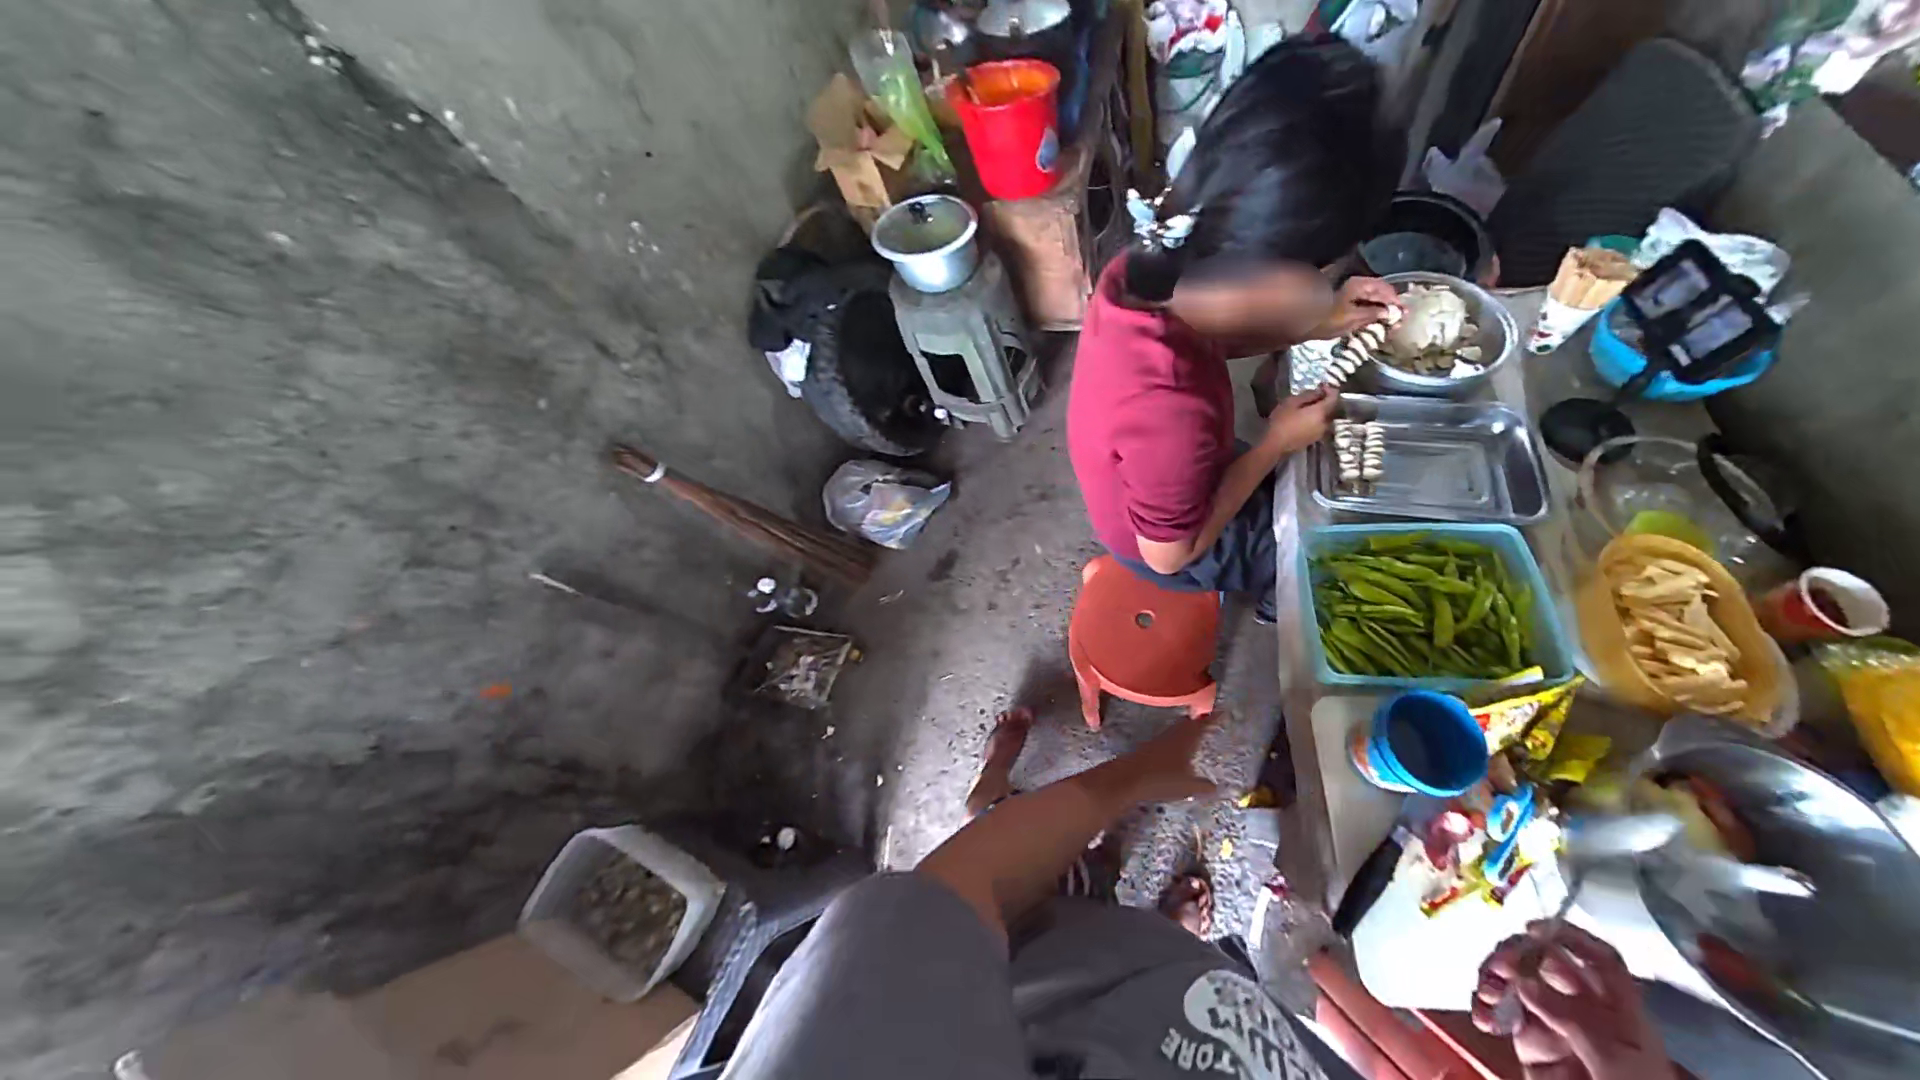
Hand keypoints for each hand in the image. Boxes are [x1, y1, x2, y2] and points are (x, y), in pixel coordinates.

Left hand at [1107, 711, 1220, 804]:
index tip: (1222, 711)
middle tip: (1208, 720)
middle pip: (1187, 724)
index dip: (1212, 718)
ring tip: (1195, 732)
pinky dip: (1175, 739)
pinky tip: (1176, 749)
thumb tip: (1216, 787)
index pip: (1201, 725)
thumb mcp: (1188, 787)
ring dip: (1185, 729)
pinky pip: (1167, 739)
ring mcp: (1158, 740)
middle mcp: (1172, 735)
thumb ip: (1203, 786)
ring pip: (1176, 730)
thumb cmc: (1162, 780)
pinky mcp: (1147, 748)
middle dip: (1198, 721)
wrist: (1128, 778)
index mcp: (1185, 739)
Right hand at [1260, 387, 1340, 454]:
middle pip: (1331, 408)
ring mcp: (1321, 432)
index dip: (1330, 389)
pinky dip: (1315, 420)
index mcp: (1321, 411)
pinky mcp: (1314, 439)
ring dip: (1319, 412)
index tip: (1321, 386)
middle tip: (1313, 397)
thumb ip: (1307, 395)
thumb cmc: (1281, 422)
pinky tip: (1304, 420)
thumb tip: (1319, 391)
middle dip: (1324, 401)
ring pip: (1325, 418)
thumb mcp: (1291, 403)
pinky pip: (1319, 426)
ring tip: (1307, 409)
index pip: (1334, 397)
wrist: (1275, 446)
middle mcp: (1326, 422)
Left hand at [1306, 277, 1400, 339]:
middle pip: (1376, 294)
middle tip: (1396, 322)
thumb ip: (1372, 314)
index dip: (1396, 303)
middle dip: (1387, 308)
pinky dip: (1363, 314)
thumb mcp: (1351, 319)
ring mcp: (1342, 293)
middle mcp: (1351, 284)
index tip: (1403, 316)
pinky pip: (1354, 306)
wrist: (1292, 321)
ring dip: (1376, 312)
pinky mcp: (1333, 304)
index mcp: (1359, 284)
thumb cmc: (1323, 319)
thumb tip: (1389, 312)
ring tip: (1383, 325)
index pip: (1385, 290)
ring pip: (1366, 300)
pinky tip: (1365, 324)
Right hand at [1472, 923, 1674, 1079]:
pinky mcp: (1527, 1042)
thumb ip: (1576, 1024)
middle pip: (1545, 960)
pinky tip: (1483, 1021)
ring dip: (1492, 976)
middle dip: (1516, 955)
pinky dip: (1483, 1007)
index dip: (1572, 937)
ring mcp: (1552, 1025)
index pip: (1601, 960)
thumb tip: (1525, 982)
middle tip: (1497, 967)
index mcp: (1619, 1014)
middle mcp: (1584, 1011)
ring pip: (1514, 978)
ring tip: (1484, 994)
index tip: (1534, 929)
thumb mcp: (1617, 1068)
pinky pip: (1497, 1010)